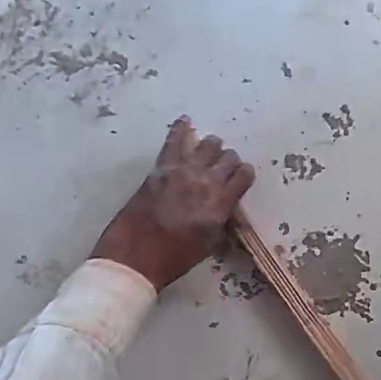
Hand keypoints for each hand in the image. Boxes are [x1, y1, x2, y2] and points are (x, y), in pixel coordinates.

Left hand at [92, 118, 255, 290]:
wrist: (136, 255)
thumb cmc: (174, 258)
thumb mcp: (208, 244)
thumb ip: (221, 220)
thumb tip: (226, 208)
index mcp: (221, 204)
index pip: (244, 176)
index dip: (244, 175)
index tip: (240, 178)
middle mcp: (207, 182)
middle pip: (228, 157)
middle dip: (228, 162)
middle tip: (220, 169)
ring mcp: (183, 171)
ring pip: (208, 144)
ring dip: (211, 147)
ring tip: (207, 151)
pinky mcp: (161, 167)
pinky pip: (174, 140)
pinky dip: (181, 129)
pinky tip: (185, 121)